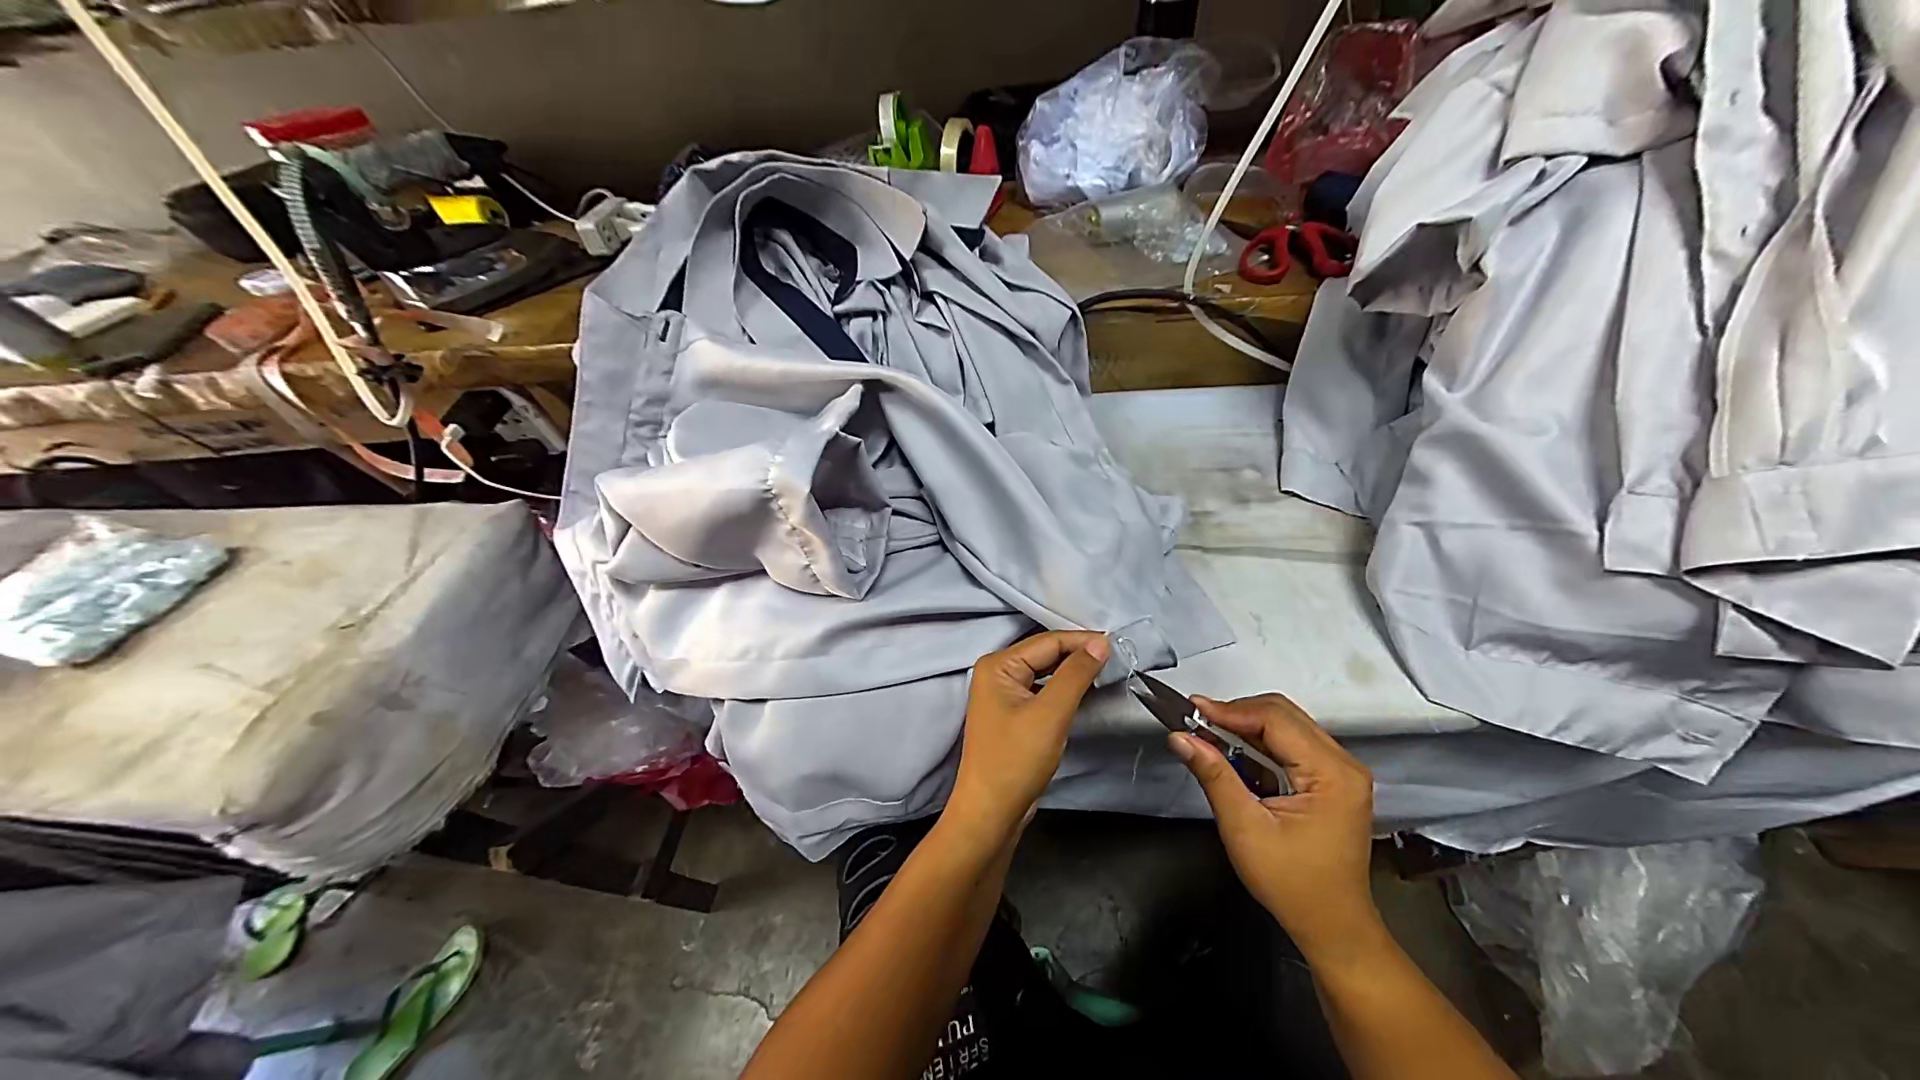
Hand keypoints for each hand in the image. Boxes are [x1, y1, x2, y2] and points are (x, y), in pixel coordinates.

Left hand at [945, 630, 1109, 843]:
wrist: (991, 812)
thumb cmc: (1016, 760)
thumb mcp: (1051, 713)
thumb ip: (1076, 674)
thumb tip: (1100, 643)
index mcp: (997, 665)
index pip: (1048, 641)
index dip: (1083, 641)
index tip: (1119, 644)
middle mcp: (996, 673)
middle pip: (1045, 654)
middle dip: (1079, 654)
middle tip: (1117, 656)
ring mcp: (1003, 694)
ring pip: (1045, 672)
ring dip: (1073, 671)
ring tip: (1107, 670)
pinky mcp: (1012, 714)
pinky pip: (1043, 690)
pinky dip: (1064, 689)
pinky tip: (1085, 691)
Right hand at [1168, 693, 1381, 959]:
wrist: (1332, 925)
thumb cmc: (1293, 885)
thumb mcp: (1244, 829)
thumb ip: (1214, 775)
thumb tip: (1182, 738)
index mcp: (1332, 774)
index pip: (1276, 719)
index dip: (1231, 711)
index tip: (1192, 712)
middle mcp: (1344, 764)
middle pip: (1283, 714)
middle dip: (1237, 713)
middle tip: (1196, 722)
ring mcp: (1341, 771)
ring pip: (1287, 724)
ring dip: (1246, 725)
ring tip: (1209, 734)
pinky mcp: (1332, 779)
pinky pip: (1292, 742)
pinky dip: (1260, 740)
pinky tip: (1234, 751)